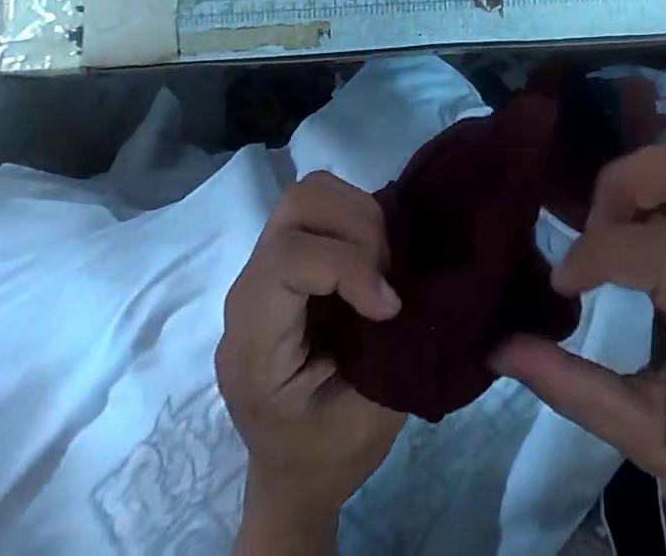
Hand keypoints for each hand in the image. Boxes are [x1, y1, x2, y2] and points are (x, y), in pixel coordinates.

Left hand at [217, 173, 406, 538]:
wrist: (293, 471)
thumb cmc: (328, 453)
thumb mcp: (370, 419)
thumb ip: (392, 349)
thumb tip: (417, 288)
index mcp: (255, 346)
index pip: (286, 261)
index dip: (349, 267)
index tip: (389, 308)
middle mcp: (249, 295)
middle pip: (296, 206)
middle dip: (358, 227)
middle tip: (388, 274)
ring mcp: (263, 272)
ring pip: (309, 194)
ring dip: (360, 216)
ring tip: (384, 264)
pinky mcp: (286, 261)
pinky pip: (321, 208)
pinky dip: (358, 216)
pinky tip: (375, 257)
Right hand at [490, 144, 665, 513]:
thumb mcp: (659, 444)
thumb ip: (579, 393)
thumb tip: (502, 347)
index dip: (601, 253)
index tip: (564, 283)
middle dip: (621, 183)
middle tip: (589, 234)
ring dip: (632, 180)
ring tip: (604, 233)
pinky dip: (645, 185)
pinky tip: (625, 230)